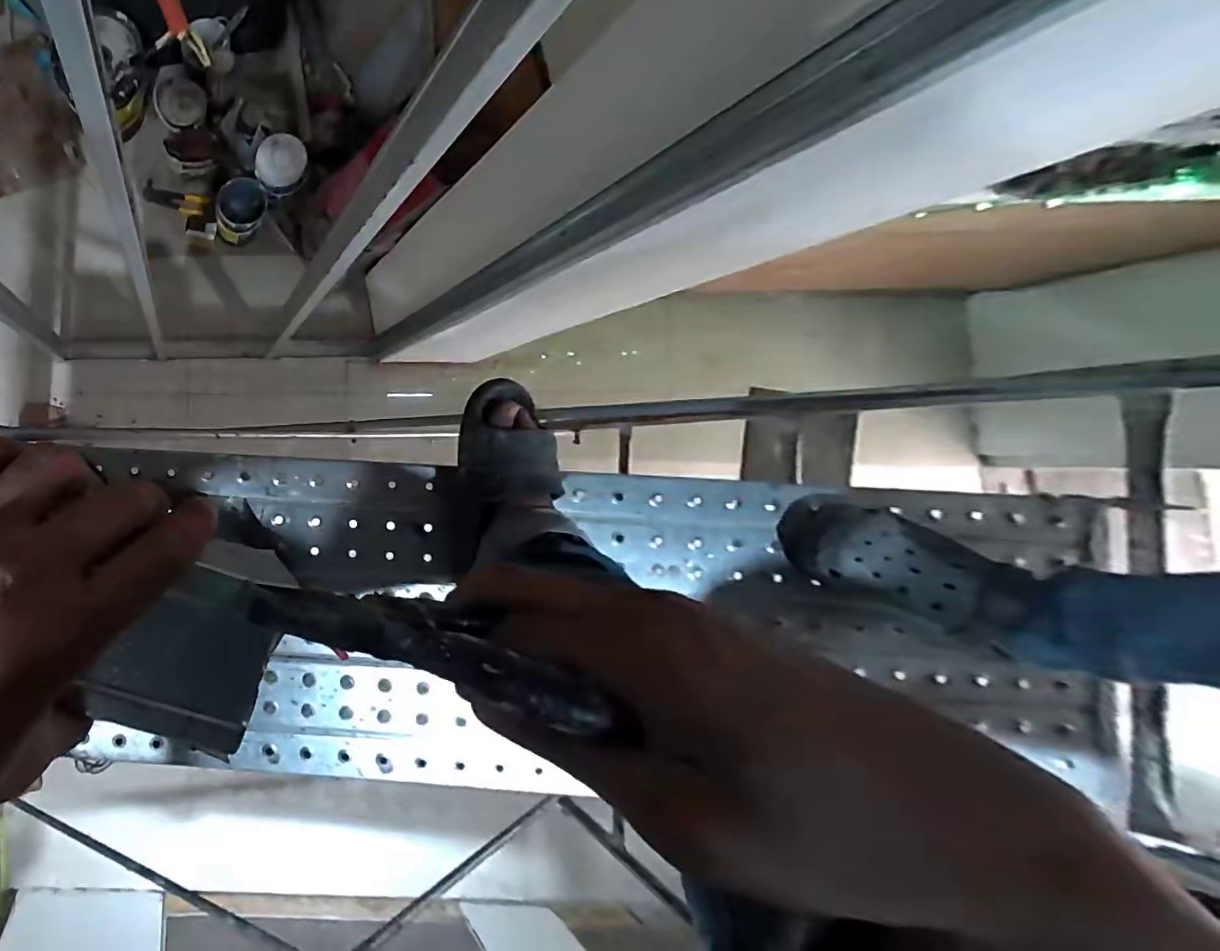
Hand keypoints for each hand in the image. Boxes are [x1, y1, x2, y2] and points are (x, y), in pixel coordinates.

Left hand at [0, 435, 216, 950]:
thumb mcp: (7, 769)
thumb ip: (58, 713)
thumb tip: (70, 687)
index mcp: (60, 635)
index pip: (152, 562)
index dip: (188, 532)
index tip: (203, 514)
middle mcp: (23, 568)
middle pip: (116, 505)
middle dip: (148, 504)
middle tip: (147, 513)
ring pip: (50, 467)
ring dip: (80, 477)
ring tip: (75, 496)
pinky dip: (2, 458)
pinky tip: (6, 476)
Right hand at [453, 566, 1219, 949]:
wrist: (972, 820)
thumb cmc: (819, 830)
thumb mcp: (682, 815)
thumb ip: (573, 747)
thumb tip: (489, 701)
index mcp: (644, 648)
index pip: (521, 625)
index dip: (472, 643)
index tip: (445, 672)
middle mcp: (656, 611)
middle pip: (540, 588)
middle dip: (484, 607)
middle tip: (458, 657)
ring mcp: (689, 615)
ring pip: (577, 601)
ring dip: (532, 628)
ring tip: (522, 691)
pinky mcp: (714, 629)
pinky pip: (618, 618)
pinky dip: (577, 639)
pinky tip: (591, 693)